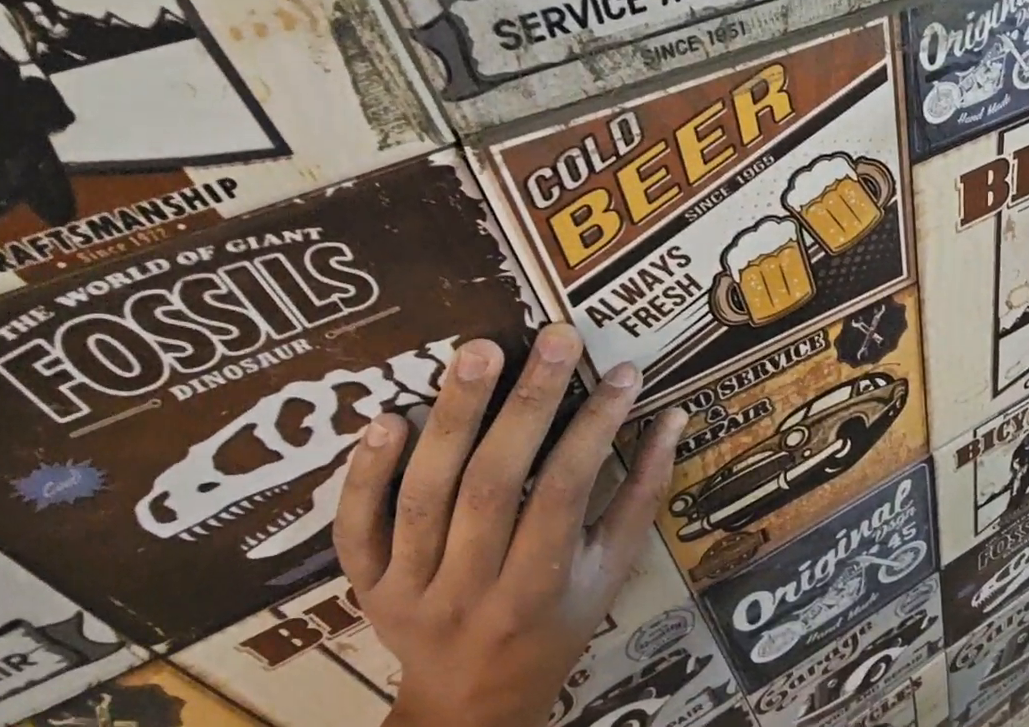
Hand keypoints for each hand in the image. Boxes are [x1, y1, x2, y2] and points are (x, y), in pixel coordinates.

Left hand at [335, 324, 687, 726]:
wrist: (472, 702)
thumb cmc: (559, 625)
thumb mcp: (612, 570)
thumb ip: (642, 493)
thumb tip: (673, 418)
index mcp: (539, 590)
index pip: (566, 492)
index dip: (596, 427)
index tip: (624, 372)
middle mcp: (470, 590)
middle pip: (493, 484)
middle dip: (527, 403)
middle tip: (556, 337)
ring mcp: (408, 590)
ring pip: (425, 494)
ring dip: (453, 416)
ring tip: (480, 350)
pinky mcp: (363, 587)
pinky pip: (355, 528)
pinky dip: (366, 473)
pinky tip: (387, 416)